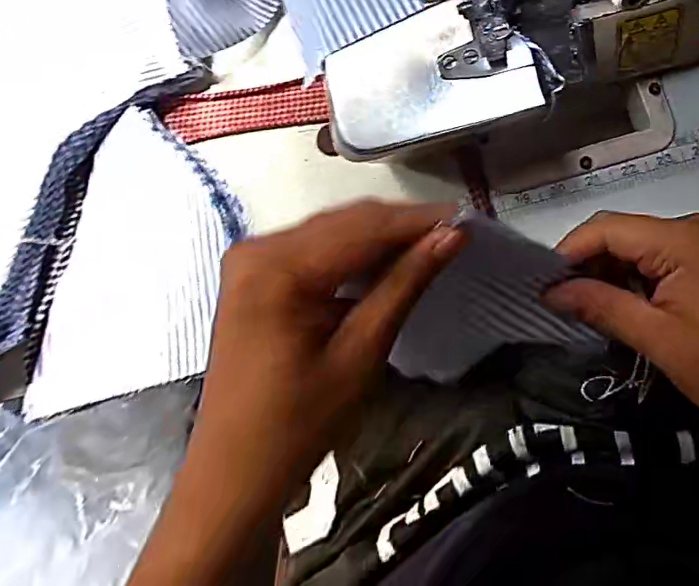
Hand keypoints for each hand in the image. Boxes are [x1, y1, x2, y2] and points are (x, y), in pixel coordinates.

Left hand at [191, 201, 465, 497]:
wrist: (232, 480)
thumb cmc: (297, 427)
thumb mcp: (360, 354)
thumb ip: (405, 284)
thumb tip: (453, 236)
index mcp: (276, 268)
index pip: (362, 227)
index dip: (418, 221)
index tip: (466, 219)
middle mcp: (259, 248)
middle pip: (346, 222)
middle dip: (402, 226)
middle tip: (455, 232)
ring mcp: (253, 258)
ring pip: (335, 229)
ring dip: (382, 235)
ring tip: (433, 242)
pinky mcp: (256, 272)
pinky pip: (317, 246)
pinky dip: (356, 250)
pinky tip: (390, 259)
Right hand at [544, 212, 698, 448]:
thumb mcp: (659, 340)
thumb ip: (602, 306)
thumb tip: (552, 292)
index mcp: (682, 239)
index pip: (609, 228)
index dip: (570, 251)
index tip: (542, 283)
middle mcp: (690, 229)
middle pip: (620, 233)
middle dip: (586, 263)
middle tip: (556, 299)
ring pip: (634, 246)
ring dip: (605, 272)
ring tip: (578, 305)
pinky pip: (653, 258)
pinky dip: (629, 278)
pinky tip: (612, 303)